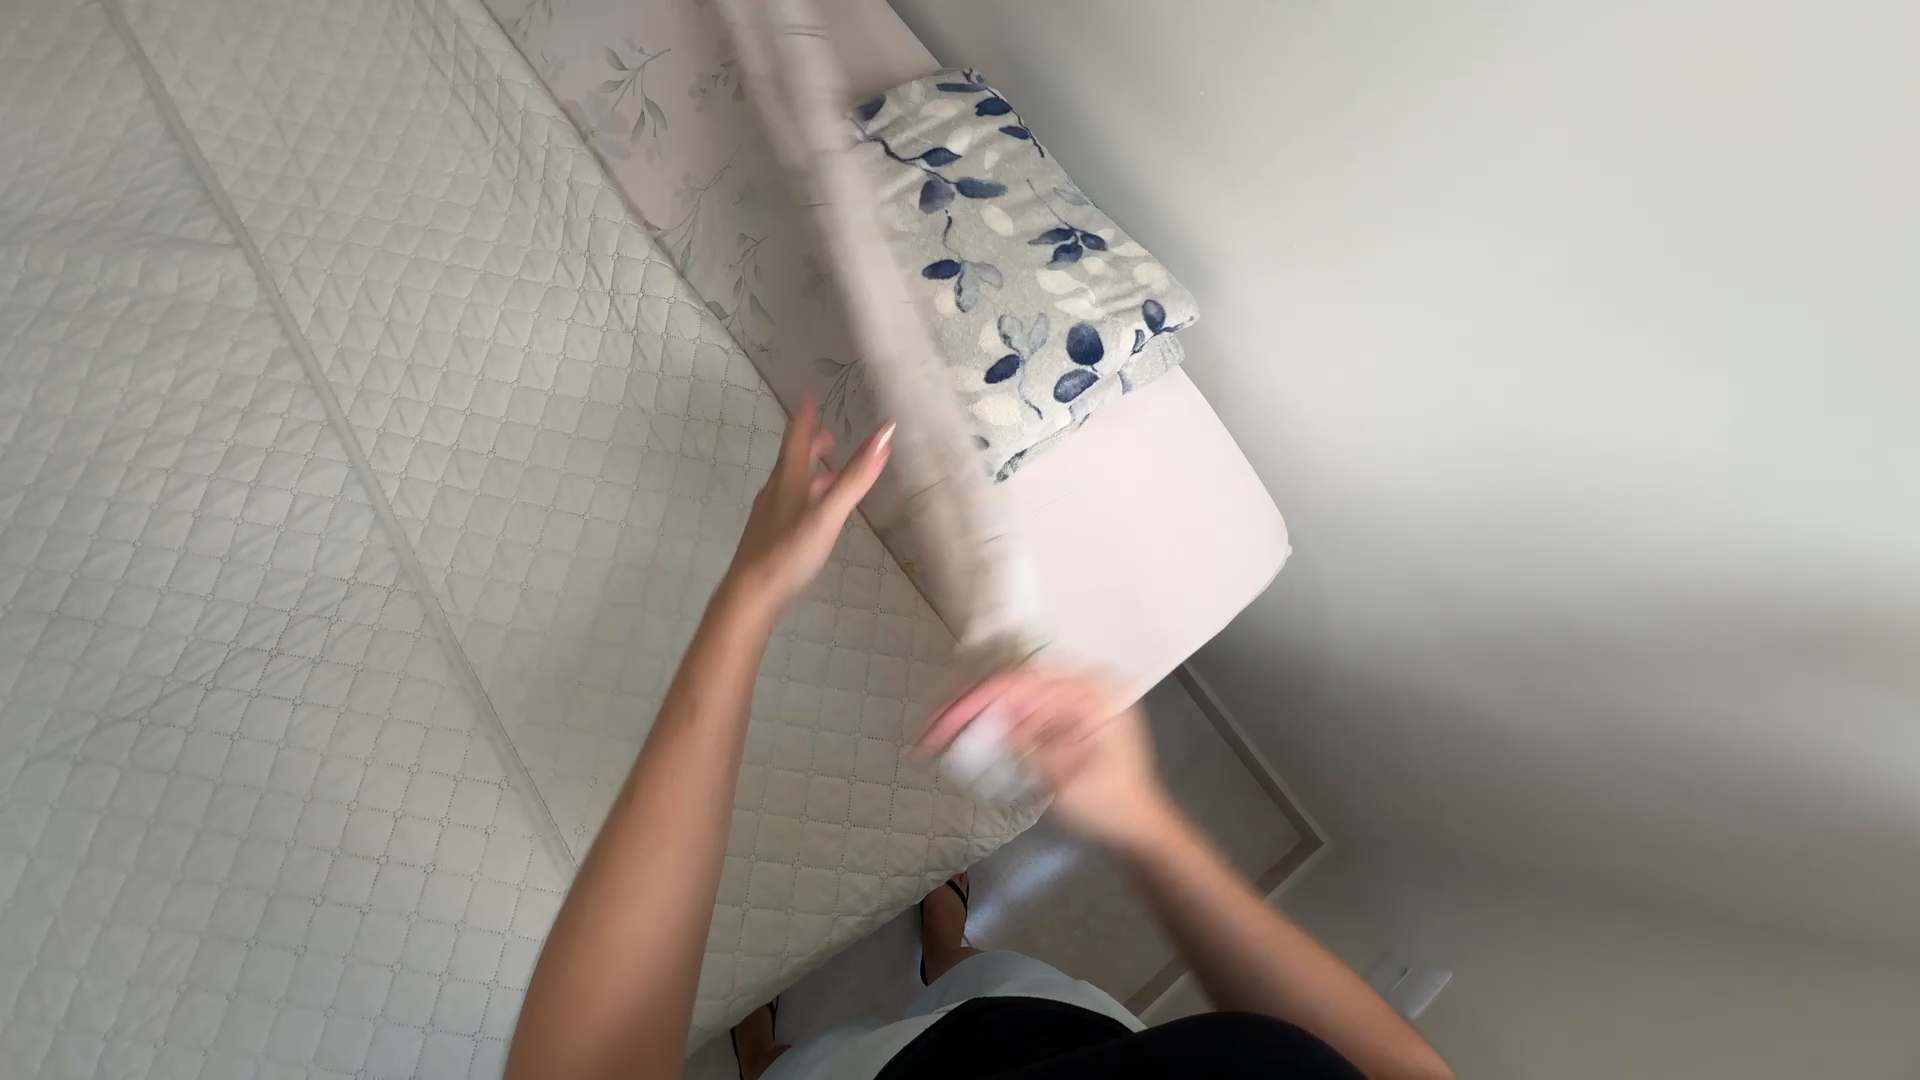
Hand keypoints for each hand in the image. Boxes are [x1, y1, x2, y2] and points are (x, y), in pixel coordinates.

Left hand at [725, 397, 891, 614]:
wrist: (751, 594)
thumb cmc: (789, 551)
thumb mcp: (828, 513)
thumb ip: (856, 477)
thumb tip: (885, 434)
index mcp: (789, 481)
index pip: (797, 439)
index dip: (805, 417)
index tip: (810, 397)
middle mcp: (776, 492)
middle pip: (792, 460)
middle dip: (810, 444)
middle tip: (828, 435)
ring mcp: (770, 515)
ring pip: (791, 484)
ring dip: (810, 472)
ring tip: (828, 473)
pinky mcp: (770, 537)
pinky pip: (790, 505)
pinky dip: (806, 497)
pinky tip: (813, 513)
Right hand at [919, 666, 1179, 851]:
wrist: (1141, 835)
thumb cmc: (1109, 808)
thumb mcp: (1064, 777)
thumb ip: (1024, 742)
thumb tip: (984, 718)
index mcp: (1089, 690)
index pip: (1019, 684)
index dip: (973, 703)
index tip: (938, 725)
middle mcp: (1082, 685)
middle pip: (1013, 685)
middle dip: (967, 705)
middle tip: (928, 731)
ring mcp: (1075, 702)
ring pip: (1013, 698)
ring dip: (976, 715)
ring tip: (938, 732)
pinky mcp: (1068, 720)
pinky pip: (1024, 712)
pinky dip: (995, 724)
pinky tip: (969, 736)